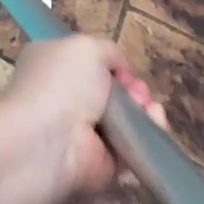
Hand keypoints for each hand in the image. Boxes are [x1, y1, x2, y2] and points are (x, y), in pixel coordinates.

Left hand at [0, 36, 167, 196]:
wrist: (52, 138)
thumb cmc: (62, 82)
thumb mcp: (85, 47)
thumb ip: (107, 50)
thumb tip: (120, 69)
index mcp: (50, 63)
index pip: (84, 61)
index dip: (109, 63)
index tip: (124, 69)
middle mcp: (63, 94)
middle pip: (109, 89)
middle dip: (132, 88)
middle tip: (139, 91)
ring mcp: (82, 127)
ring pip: (125, 116)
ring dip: (143, 109)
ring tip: (149, 108)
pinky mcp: (103, 157)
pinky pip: (132, 142)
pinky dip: (148, 132)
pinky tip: (154, 122)